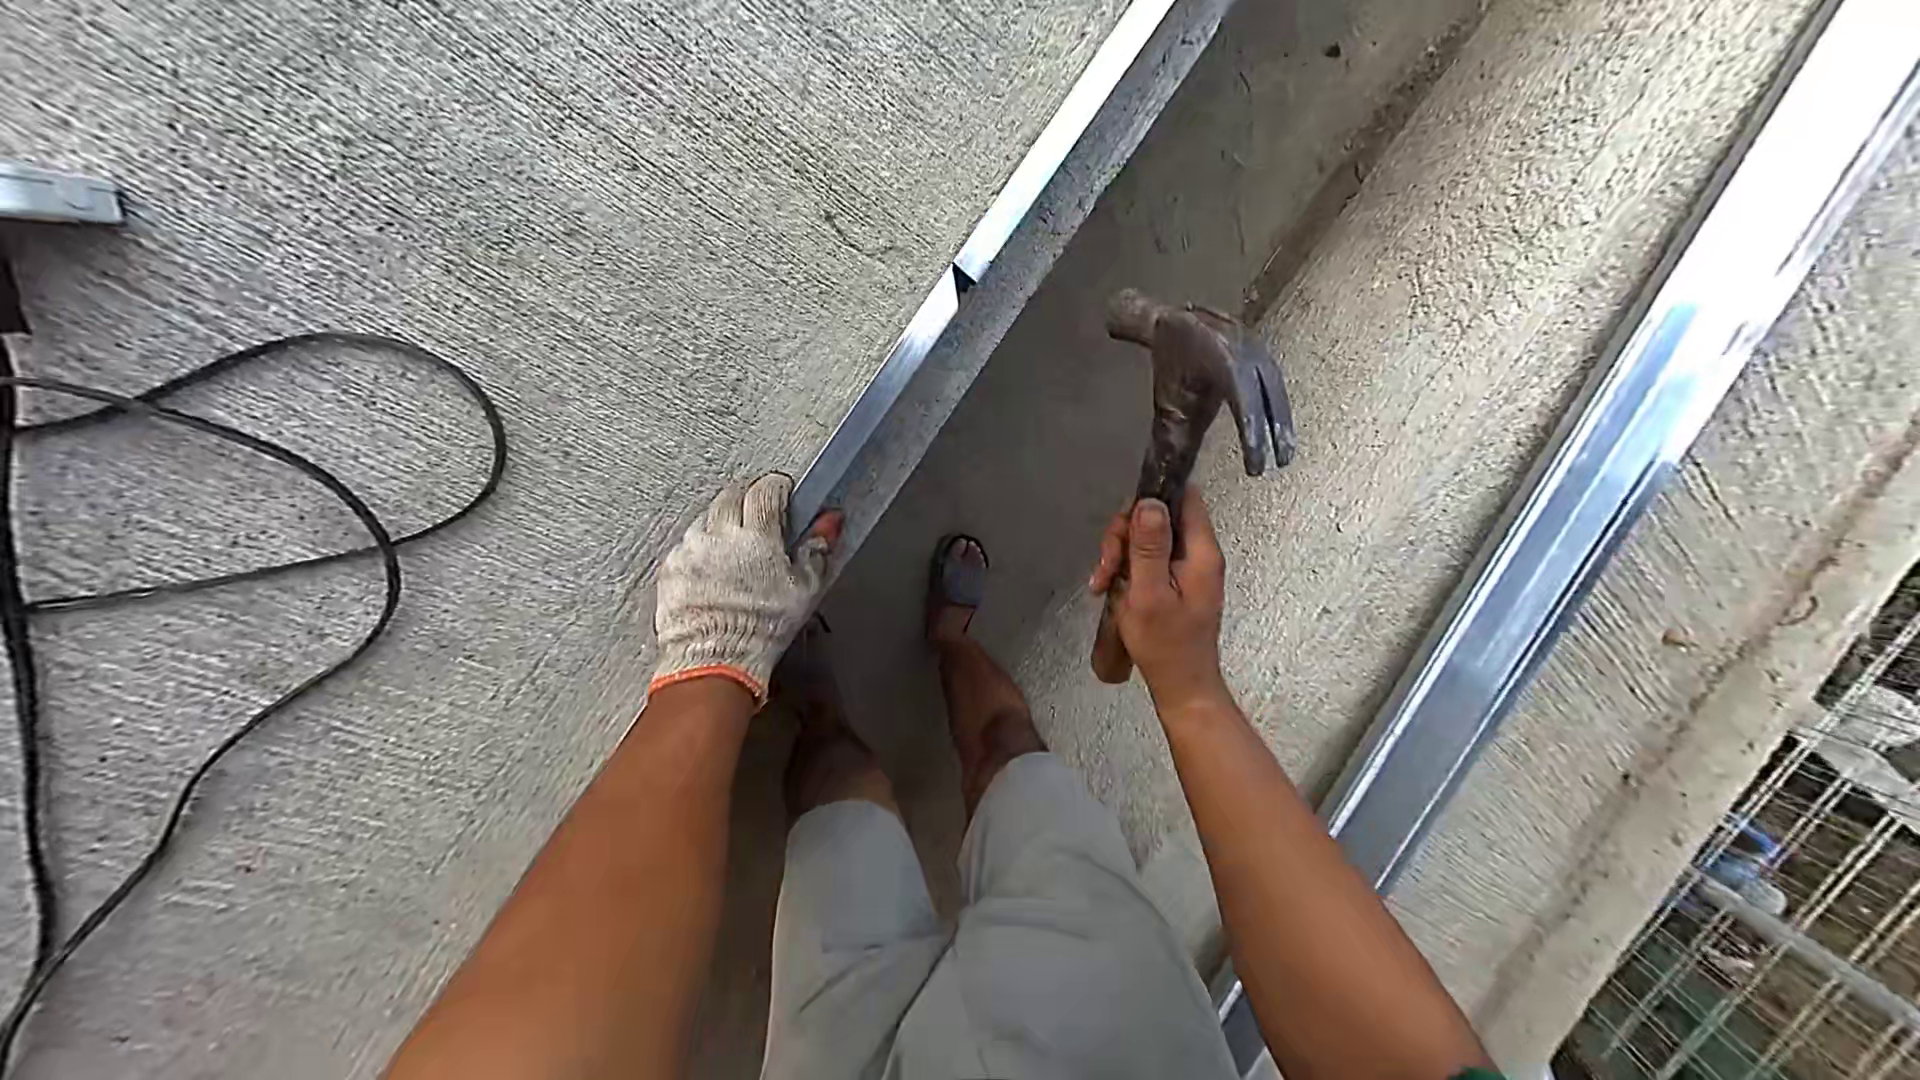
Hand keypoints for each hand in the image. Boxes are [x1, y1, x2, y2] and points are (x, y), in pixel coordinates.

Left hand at [651, 472, 842, 701]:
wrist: (715, 658)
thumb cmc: (761, 626)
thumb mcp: (805, 588)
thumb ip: (817, 548)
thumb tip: (830, 521)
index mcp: (756, 534)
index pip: (766, 489)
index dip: (777, 488)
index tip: (783, 494)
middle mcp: (719, 534)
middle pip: (732, 495)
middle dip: (748, 498)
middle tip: (762, 516)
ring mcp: (691, 549)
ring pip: (707, 517)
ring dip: (723, 523)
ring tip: (738, 548)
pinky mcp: (671, 568)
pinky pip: (687, 545)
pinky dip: (701, 549)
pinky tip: (714, 569)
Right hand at [1088, 487, 1229, 713]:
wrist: (1180, 683)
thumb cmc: (1164, 644)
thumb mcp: (1149, 593)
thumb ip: (1149, 547)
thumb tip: (1149, 503)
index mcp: (1200, 553)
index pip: (1184, 499)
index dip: (1152, 501)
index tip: (1125, 524)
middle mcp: (1198, 555)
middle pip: (1158, 518)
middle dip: (1126, 535)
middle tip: (1108, 564)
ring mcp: (1186, 568)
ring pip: (1147, 538)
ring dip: (1120, 554)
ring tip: (1104, 582)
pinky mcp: (1174, 581)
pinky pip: (1147, 559)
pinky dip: (1125, 569)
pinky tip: (1110, 588)